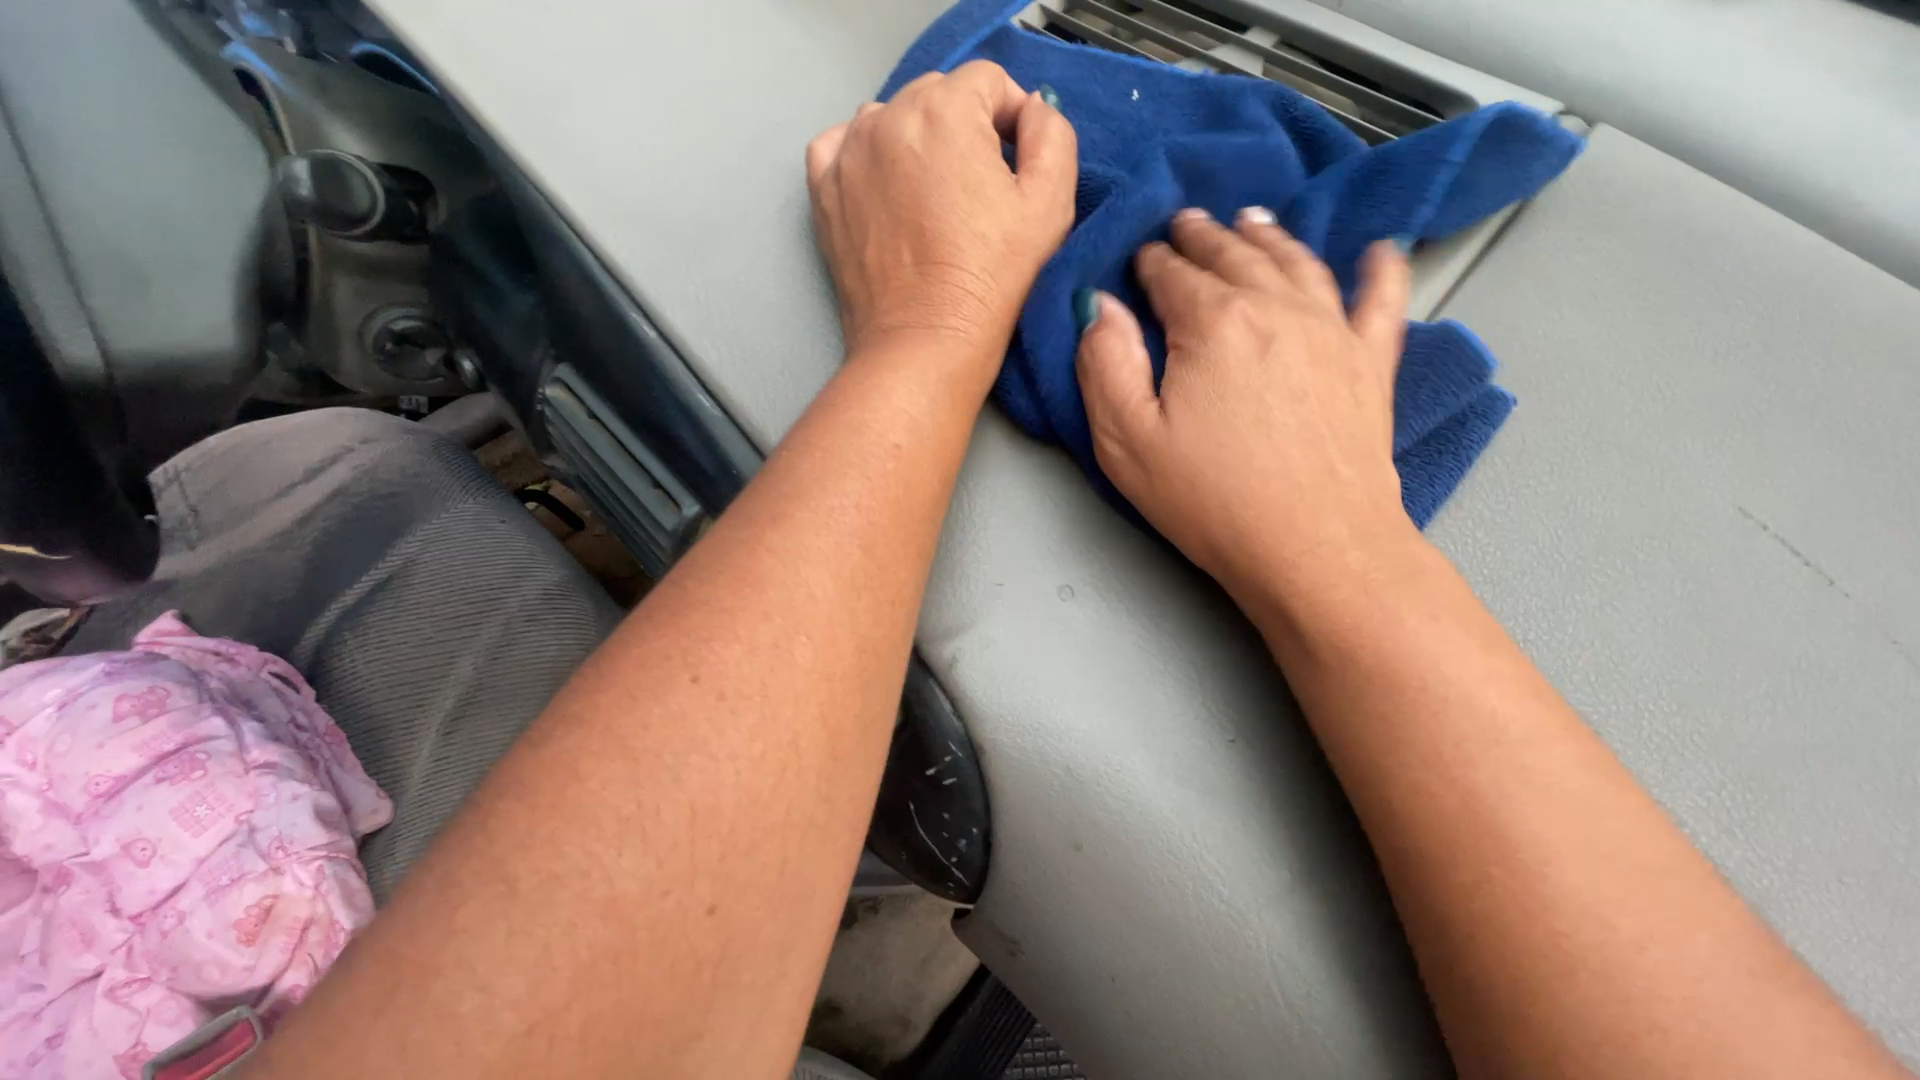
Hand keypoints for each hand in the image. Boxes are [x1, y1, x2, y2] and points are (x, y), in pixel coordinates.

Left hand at [806, 61, 1076, 384]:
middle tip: (978, 192)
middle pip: (937, 95)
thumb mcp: (1050, 204)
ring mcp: (849, 153)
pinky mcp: (825, 190)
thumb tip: (1033, 111)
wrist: (923, 341)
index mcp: (945, 112)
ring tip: (934, 200)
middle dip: (964, 129)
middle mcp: (887, 118)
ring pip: (891, 119)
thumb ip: (1053, 135)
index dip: (1011, 118)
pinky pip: (843, 146)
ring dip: (917, 143)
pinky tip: (889, 194)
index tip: (1015, 163)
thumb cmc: (987, 280)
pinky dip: (866, 158)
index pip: (987, 81)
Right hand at [1075, 208, 1417, 602]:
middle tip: (1187, 223)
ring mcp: (1331, 331)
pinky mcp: (1371, 365)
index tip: (1143, 257)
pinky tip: (1380, 249)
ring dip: (1268, 237)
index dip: (1153, 263)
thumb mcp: (1127, 441)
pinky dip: (1381, 269)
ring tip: (1251, 221)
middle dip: (1204, 237)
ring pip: (1296, 263)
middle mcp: (1276, 309)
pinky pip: (1382, 299)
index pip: (1173, 275)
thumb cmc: (1213, 501)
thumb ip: (1105, 364)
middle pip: (1234, 256)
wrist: (1315, 548)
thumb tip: (1099, 305)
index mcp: (1211, 323)